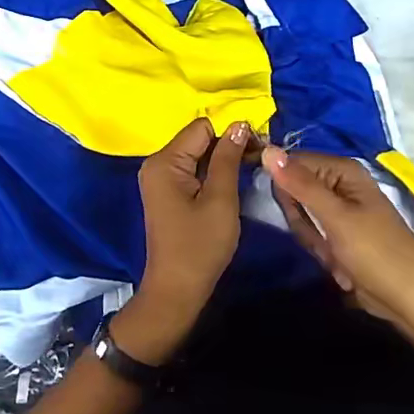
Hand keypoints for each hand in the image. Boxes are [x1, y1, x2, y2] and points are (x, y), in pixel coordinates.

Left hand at [112, 118, 249, 363]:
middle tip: (255, 165)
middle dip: (226, 147)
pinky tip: (227, 187)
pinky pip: (191, 170)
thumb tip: (240, 124)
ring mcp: (159, 177)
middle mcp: (157, 162)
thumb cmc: (200, 246)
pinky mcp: (166, 191)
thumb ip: (228, 159)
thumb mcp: (220, 199)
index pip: (202, 128)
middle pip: (198, 139)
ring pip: (196, 154)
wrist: (177, 289)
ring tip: (245, 176)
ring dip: (220, 161)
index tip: (256, 151)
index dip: (230, 135)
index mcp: (165, 161)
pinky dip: (210, 174)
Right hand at [264, 148, 413, 321]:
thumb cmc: (377, 254)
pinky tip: (339, 265)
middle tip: (321, 238)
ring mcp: (340, 210)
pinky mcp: (340, 233)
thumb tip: (267, 149)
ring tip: (334, 254)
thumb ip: (299, 184)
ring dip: (312, 240)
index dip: (285, 187)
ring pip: (300, 216)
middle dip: (301, 220)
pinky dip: (321, 251)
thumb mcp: (335, 217)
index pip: (290, 163)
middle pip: (293, 191)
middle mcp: (339, 183)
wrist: (413, 302)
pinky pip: (313, 234)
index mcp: (342, 169)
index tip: (293, 211)